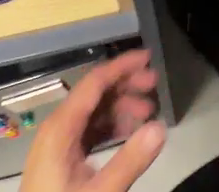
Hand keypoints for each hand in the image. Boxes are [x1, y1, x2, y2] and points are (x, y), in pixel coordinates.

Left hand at [18, 50, 165, 191]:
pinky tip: (131, 132)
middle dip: (125, 85)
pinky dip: (111, 127)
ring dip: (121, 108)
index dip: (121, 66)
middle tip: (155, 86)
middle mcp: (57, 128)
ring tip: (149, 111)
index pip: (94, 82)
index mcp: (61, 128)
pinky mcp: (62, 160)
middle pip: (94, 94)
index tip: (148, 57)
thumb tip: (161, 127)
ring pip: (93, 113)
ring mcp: (58, 144)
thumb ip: (130, 160)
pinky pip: (89, 132)